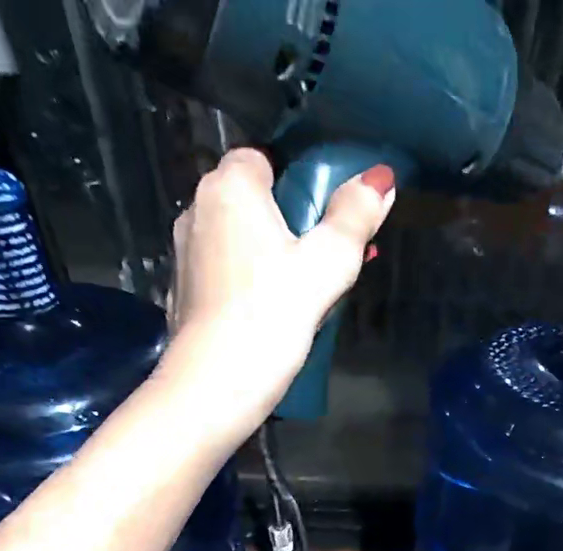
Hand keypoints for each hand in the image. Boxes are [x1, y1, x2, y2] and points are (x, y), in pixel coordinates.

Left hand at [163, 148, 395, 409]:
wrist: (217, 380)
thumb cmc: (275, 311)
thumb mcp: (329, 262)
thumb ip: (355, 216)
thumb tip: (381, 178)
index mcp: (230, 187)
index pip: (262, 158)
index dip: (295, 181)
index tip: (322, 218)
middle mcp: (196, 208)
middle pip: (249, 200)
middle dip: (286, 222)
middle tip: (321, 259)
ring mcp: (183, 251)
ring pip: (234, 238)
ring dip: (266, 253)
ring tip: (301, 291)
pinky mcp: (181, 290)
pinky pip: (221, 271)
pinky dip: (244, 281)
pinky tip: (268, 312)